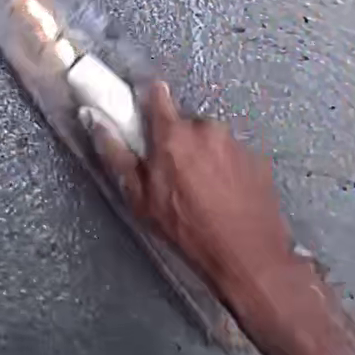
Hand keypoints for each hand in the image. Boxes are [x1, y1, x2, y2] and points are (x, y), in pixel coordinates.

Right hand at [88, 83, 297, 298]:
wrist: (248, 257)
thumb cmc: (186, 228)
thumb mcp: (139, 197)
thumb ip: (116, 154)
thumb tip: (95, 120)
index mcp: (173, 134)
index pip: (157, 96)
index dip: (150, 99)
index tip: (146, 110)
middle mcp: (206, 129)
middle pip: (185, 123)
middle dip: (178, 140)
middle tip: (174, 172)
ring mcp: (237, 143)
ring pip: (211, 139)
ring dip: (204, 154)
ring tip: (203, 188)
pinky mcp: (259, 159)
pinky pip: (234, 154)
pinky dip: (227, 167)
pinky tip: (225, 194)